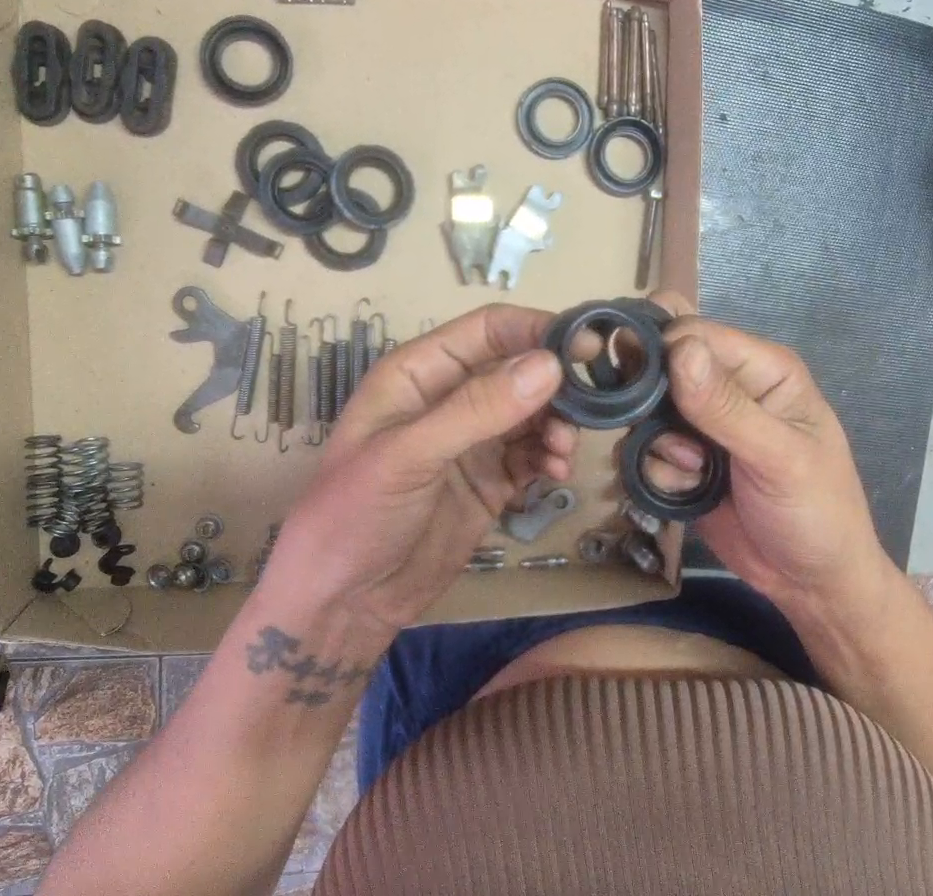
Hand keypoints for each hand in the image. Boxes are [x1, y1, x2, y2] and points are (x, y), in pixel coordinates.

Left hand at [266, 305, 574, 634]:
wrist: (343, 602)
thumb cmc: (354, 515)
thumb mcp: (409, 456)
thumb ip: (478, 409)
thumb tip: (549, 366)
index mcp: (419, 374)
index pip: (488, 330)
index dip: (537, 330)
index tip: (588, 348)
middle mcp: (450, 399)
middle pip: (520, 369)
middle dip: (556, 385)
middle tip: (589, 409)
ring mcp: (473, 442)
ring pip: (533, 414)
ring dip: (558, 426)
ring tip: (561, 454)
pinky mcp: (490, 482)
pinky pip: (533, 456)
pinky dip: (551, 459)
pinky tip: (555, 475)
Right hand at [643, 293, 893, 614]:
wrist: (812, 583)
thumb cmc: (816, 512)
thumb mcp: (779, 458)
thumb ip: (726, 406)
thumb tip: (678, 350)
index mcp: (763, 369)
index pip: (695, 334)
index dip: (662, 353)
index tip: (644, 388)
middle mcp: (729, 387)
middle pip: (662, 367)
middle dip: (651, 401)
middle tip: (667, 436)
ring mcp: (704, 426)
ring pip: (647, 412)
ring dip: (658, 444)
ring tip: (692, 470)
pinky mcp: (685, 462)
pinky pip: (647, 452)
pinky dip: (658, 473)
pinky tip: (689, 492)